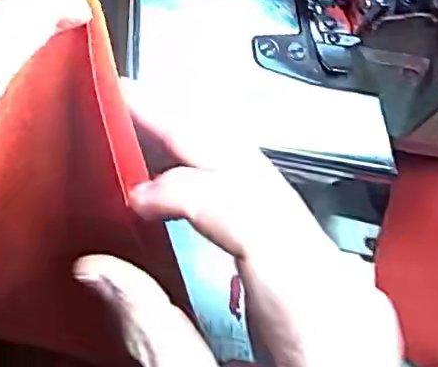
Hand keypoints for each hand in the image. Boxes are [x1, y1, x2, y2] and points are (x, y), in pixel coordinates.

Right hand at [74, 84, 402, 366]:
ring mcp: (340, 276)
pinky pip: (271, 202)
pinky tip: (192, 170)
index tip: (132, 195)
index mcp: (320, 314)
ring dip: (200, 144)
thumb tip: (97, 269)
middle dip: (186, 128)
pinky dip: (222, 174)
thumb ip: (158, 338)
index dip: (182, 189)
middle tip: (131, 98)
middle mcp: (340, 282)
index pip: (247, 211)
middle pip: (258, 174)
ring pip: (264, 178)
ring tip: (150, 122)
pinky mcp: (328, 279)